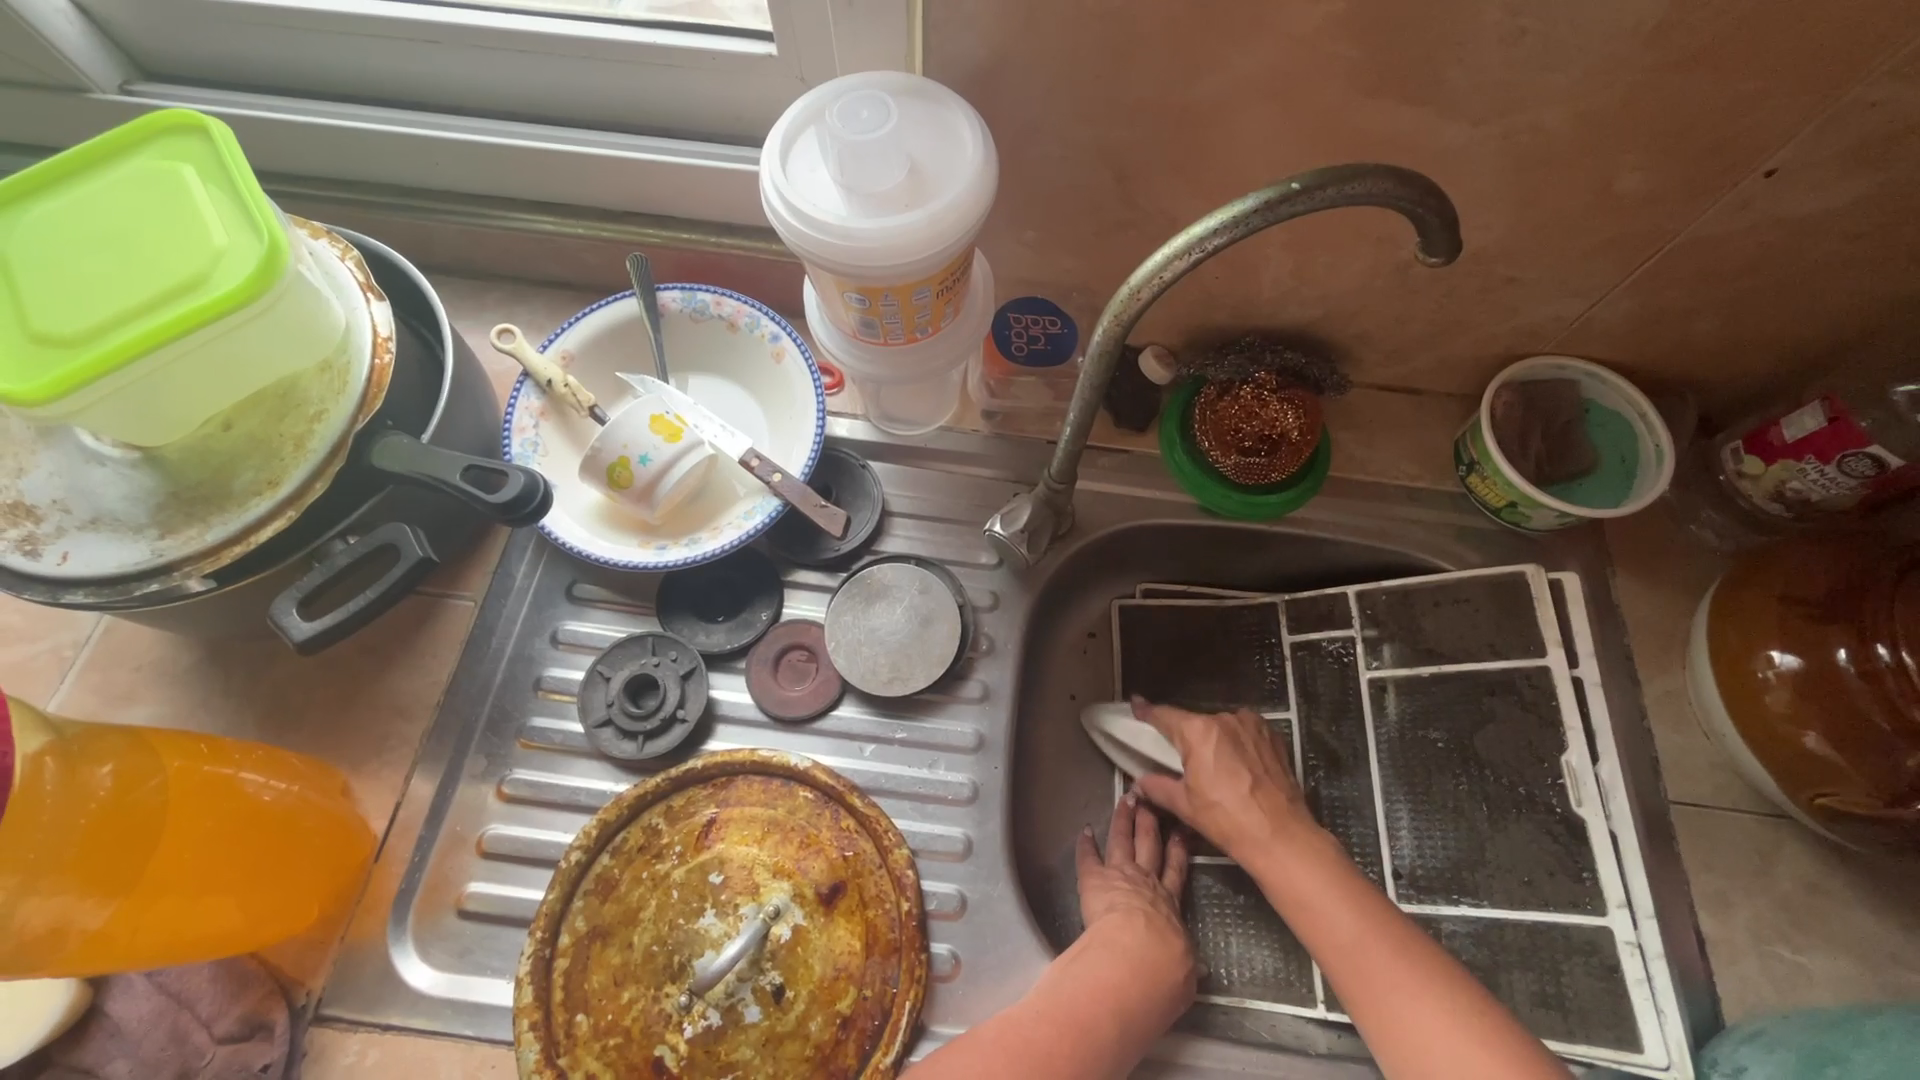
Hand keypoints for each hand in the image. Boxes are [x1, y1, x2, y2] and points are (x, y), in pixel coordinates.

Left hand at [1074, 791, 1194, 993]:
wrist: (1142, 954)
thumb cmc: (1167, 964)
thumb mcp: (1186, 966)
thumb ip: (1189, 962)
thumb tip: (1201, 972)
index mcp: (1169, 903)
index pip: (1176, 870)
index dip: (1178, 849)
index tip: (1180, 830)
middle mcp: (1146, 882)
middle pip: (1150, 845)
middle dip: (1150, 822)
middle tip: (1150, 803)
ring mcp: (1120, 874)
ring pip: (1122, 840)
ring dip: (1123, 819)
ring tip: (1125, 799)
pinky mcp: (1094, 878)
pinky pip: (1088, 856)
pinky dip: (1086, 843)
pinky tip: (1085, 829)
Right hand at [1131, 696, 1320, 862]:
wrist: (1280, 835)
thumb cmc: (1226, 819)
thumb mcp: (1184, 805)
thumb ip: (1157, 787)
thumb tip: (1139, 782)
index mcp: (1197, 732)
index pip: (1164, 715)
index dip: (1147, 711)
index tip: (1136, 704)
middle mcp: (1224, 720)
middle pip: (1195, 722)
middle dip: (1186, 736)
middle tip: (1182, 758)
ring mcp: (1251, 726)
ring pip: (1221, 726)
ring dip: (1214, 739)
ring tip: (1216, 766)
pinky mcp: (1272, 736)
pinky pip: (1245, 732)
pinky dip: (1237, 742)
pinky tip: (1239, 765)